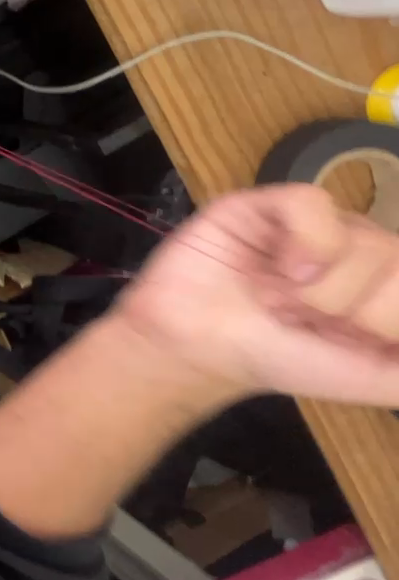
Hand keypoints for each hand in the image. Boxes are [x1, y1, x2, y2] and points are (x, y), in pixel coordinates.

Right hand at [111, 183, 398, 408]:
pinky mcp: (256, 207)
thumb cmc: (286, 361)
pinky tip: (281, 266)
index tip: (366, 337)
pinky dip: (305, 239)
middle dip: (366, 307)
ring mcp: (308, 225)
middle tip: (315, 321)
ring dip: (327, 285)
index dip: (393, 315)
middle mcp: (359, 249)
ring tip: (282, 298)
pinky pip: (309, 202)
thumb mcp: (388, 377)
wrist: (199, 347)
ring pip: (366, 237)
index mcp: (391, 284)